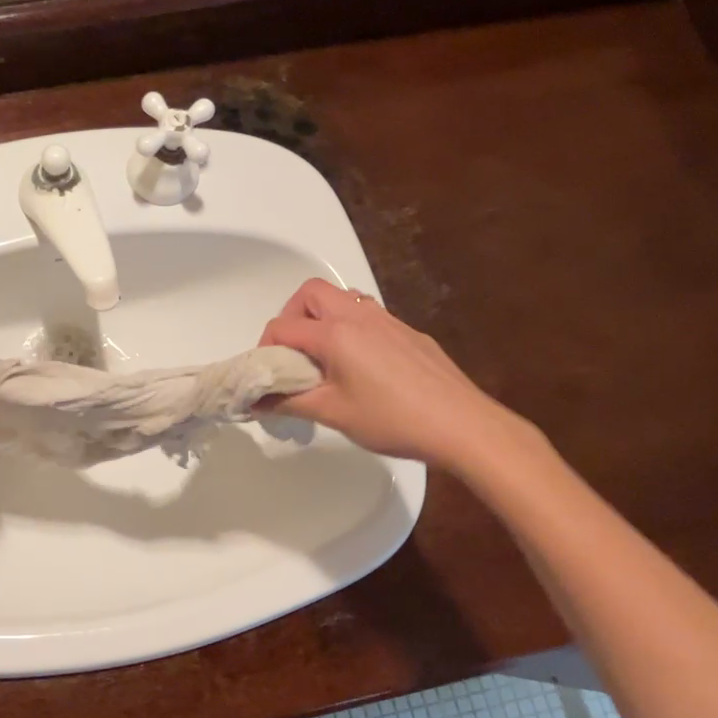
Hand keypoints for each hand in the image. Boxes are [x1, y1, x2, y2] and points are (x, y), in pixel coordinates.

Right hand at [258, 279, 534, 471]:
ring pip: (342, 299)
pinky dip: (350, 329)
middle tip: (291, 354)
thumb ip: (289, 402)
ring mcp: (388, 321)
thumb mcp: (332, 414)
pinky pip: (368, 316)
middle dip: (291, 316)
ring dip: (321, 319)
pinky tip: (361, 368)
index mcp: (335, 333)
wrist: (461, 425)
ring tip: (322, 359)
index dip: (265, 349)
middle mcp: (359, 315)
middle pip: (311, 293)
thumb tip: (256, 401)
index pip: (282, 326)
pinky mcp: (409, 333)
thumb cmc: (392, 419)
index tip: (266, 377)